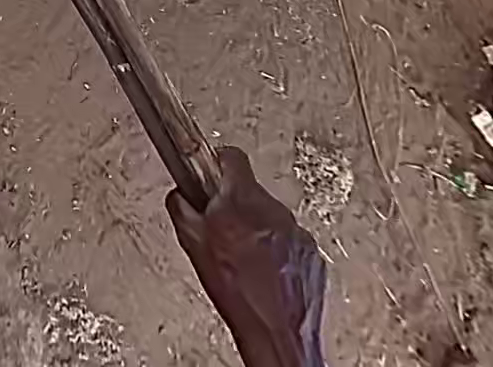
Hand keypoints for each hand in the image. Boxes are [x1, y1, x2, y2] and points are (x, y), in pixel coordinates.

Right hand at [166, 147, 327, 366]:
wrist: (276, 335)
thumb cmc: (235, 291)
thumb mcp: (190, 241)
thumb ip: (180, 205)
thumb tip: (179, 193)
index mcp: (241, 200)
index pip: (232, 156)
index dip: (218, 160)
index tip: (211, 167)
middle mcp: (273, 211)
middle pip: (249, 190)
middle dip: (234, 202)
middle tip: (220, 223)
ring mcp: (298, 234)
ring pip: (270, 216)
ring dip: (256, 226)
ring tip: (242, 254)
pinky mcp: (313, 257)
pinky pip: (288, 240)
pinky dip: (276, 249)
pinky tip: (262, 270)